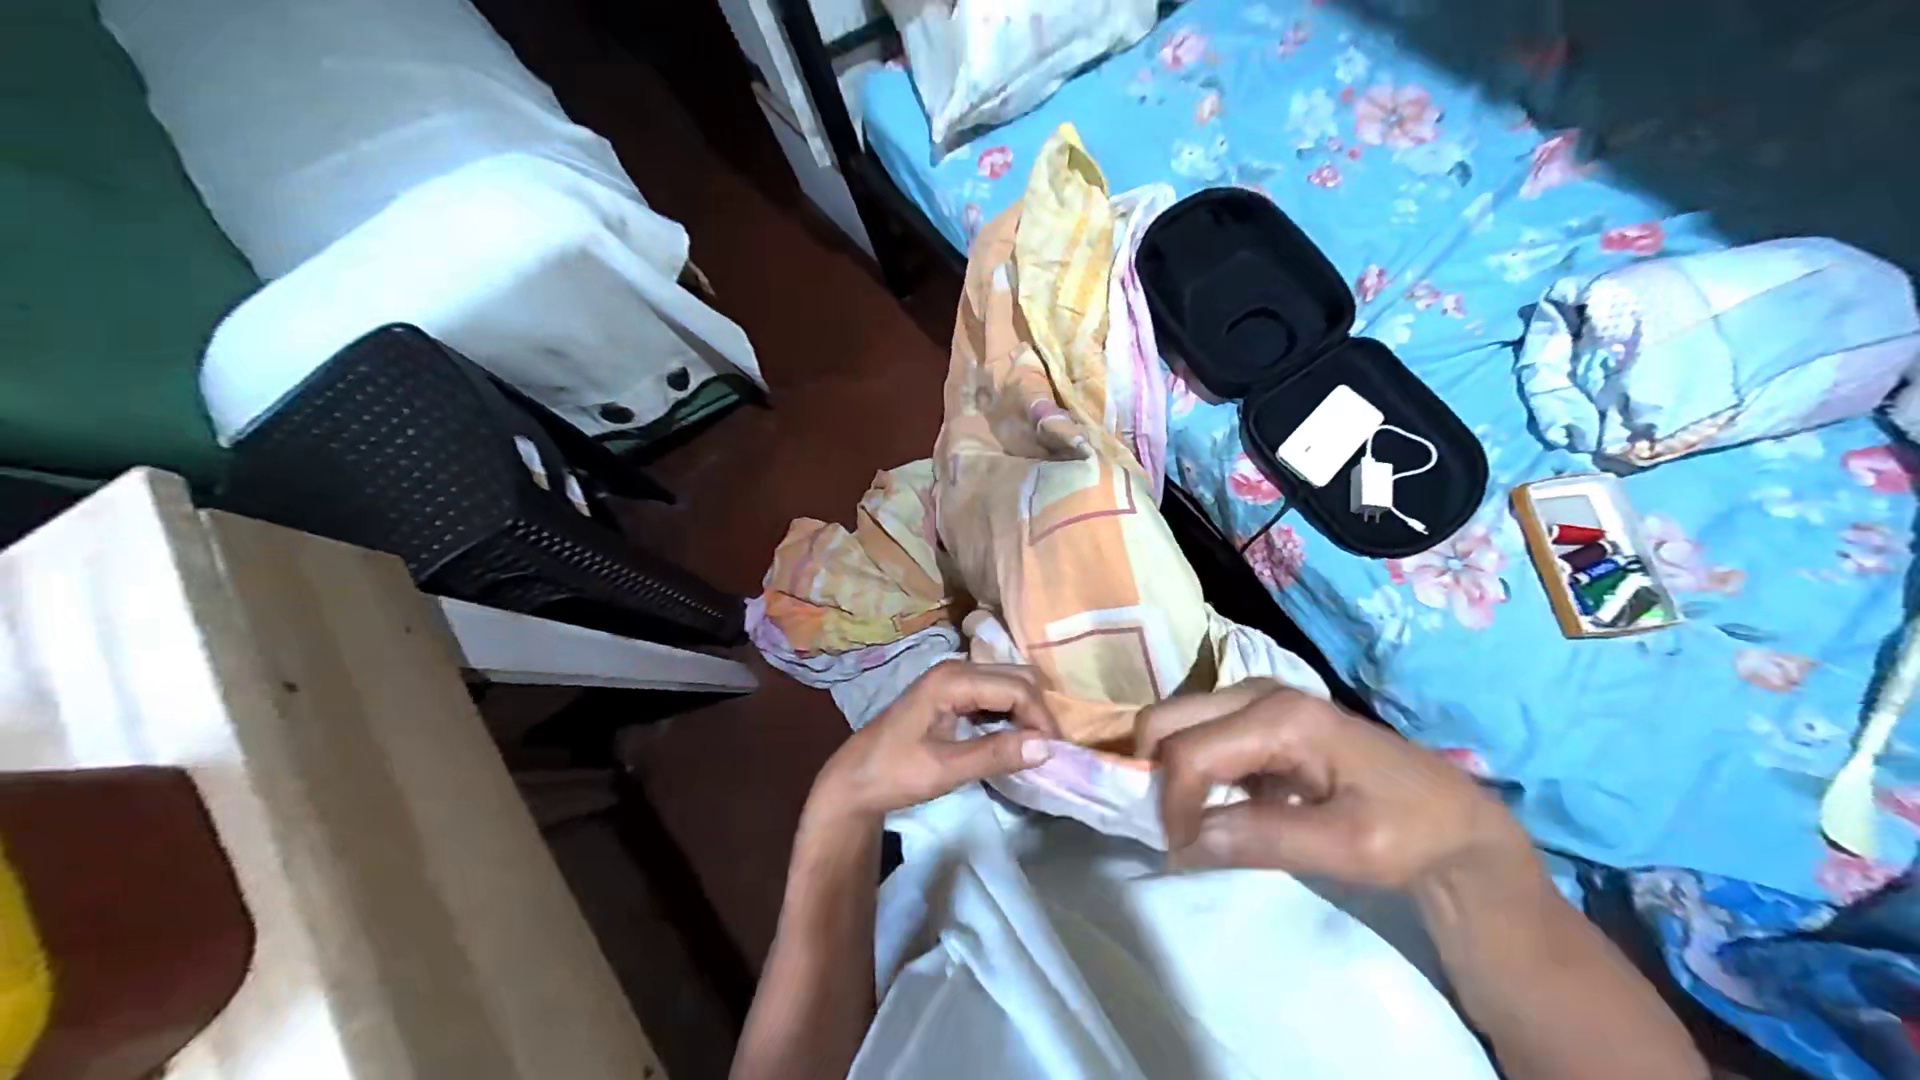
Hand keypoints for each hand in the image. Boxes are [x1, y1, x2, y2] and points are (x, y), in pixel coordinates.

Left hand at [811, 662, 1060, 822]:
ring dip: (1027, 711)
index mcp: (952, 680)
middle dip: (1038, 711)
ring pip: (1009, 683)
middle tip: (1049, 750)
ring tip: (1038, 747)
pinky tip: (1015, 738)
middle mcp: (956, 669)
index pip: (1016, 688)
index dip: (1041, 718)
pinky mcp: (953, 692)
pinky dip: (1012, 712)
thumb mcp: (944, 770)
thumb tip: (1046, 747)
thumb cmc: (894, 773)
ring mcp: (954, 678)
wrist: (855, 779)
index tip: (1055, 753)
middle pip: (1017, 678)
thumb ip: (994, 755)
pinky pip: (995, 693)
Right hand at [1142, 681, 1528, 889]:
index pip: (1190, 752)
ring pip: (1173, 722)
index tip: (1182, 853)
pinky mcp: (1253, 714)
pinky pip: (1194, 732)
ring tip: (1187, 821)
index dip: (1173, 805)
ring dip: (1166, 771)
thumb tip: (1184, 843)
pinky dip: (1185, 767)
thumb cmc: (1409, 831)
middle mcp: (1255, 692)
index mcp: (1280, 717)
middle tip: (1171, 830)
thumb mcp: (1349, 847)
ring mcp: (1252, 697)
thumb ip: (1263, 838)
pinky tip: (1212, 803)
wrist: (1451, 818)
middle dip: (1153, 775)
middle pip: (1165, 719)